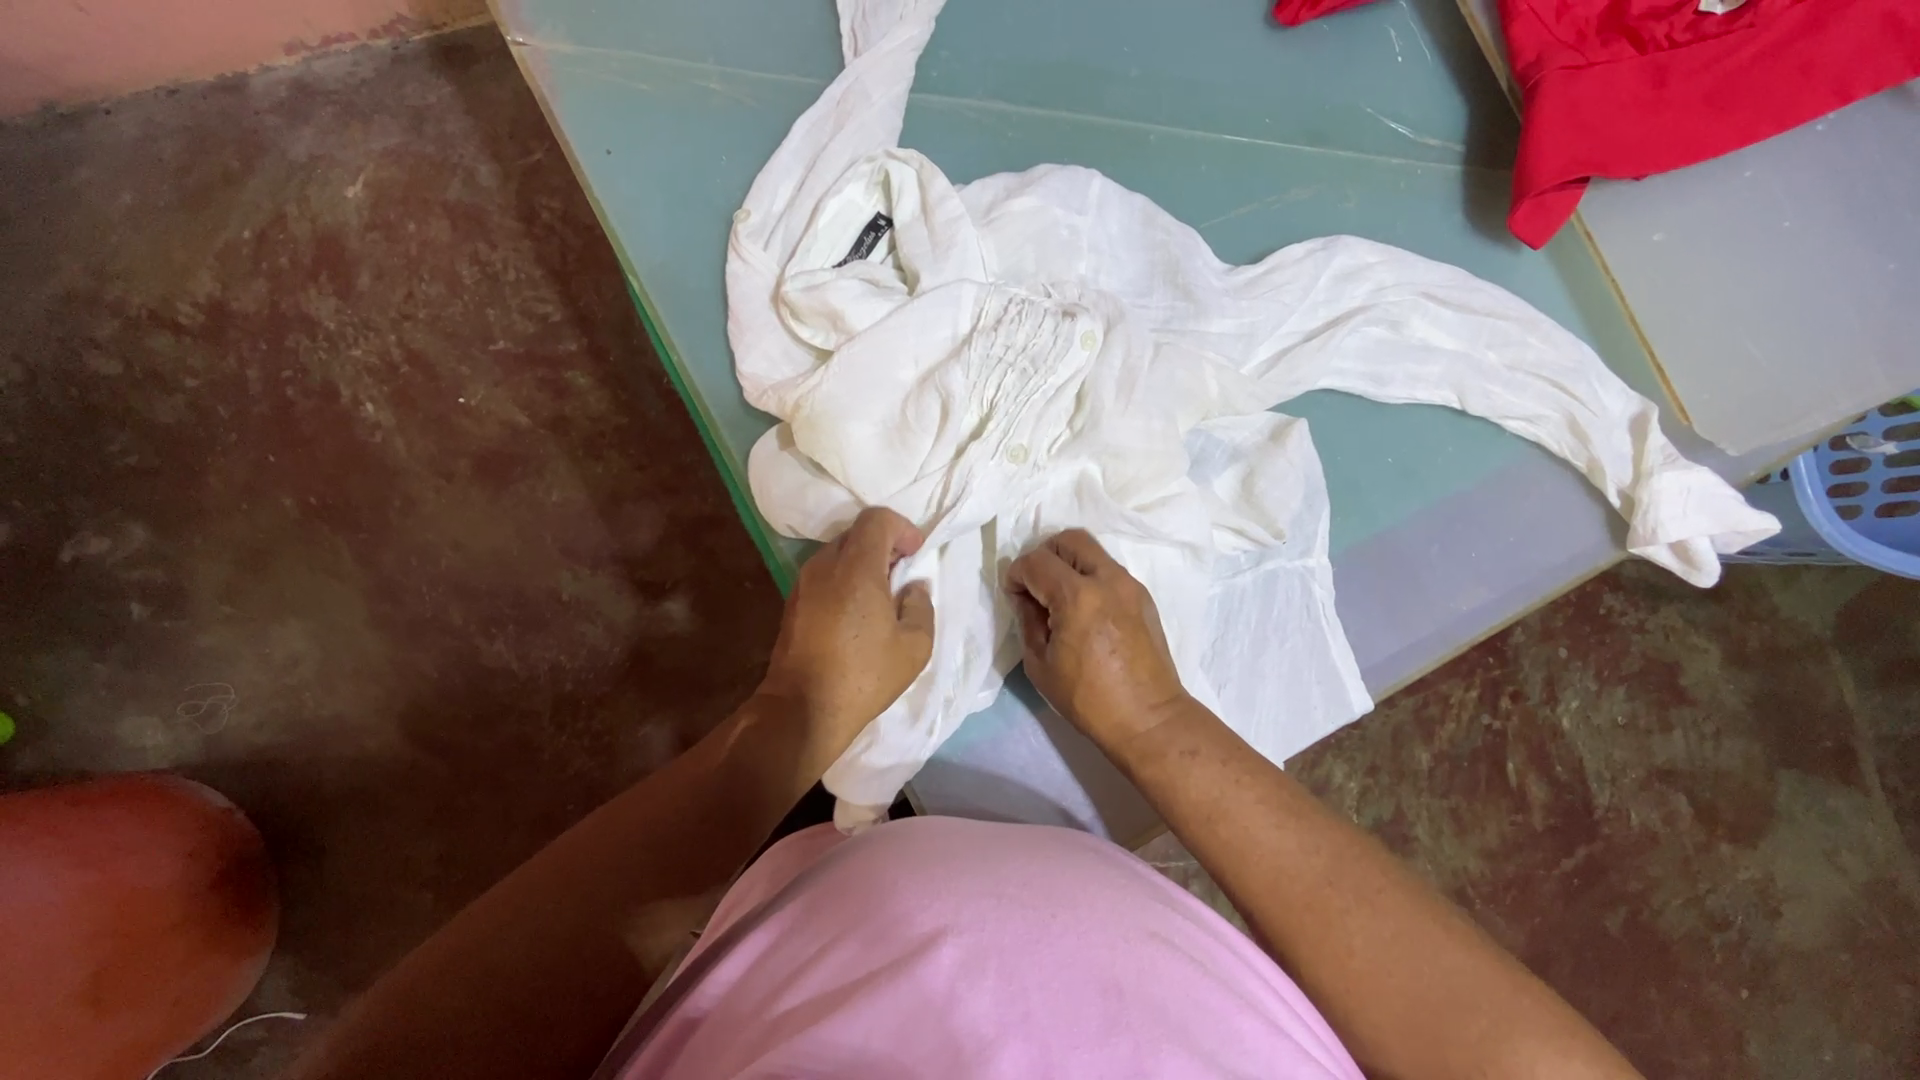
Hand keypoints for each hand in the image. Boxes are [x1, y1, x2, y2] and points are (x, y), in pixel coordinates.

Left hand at [756, 507, 934, 772]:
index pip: (876, 519)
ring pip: (837, 554)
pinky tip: (856, 615)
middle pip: (856, 534)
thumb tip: (913, 588)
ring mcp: (803, 584)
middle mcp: (824, 566)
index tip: (916, 554)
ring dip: (862, 564)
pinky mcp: (792, 604)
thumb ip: (921, 607)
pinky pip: (824, 576)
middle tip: (902, 575)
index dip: (902, 528)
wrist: (802, 710)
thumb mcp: (914, 646)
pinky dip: (844, 580)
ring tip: (881, 598)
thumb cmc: (864, 676)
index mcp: (856, 568)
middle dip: (883, 545)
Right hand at [1005, 529, 1193, 753]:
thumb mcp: (1040, 664)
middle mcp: (1108, 580)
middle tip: (1036, 586)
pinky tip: (1084, 611)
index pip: (1036, 561)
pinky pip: (1109, 571)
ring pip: (1092, 551)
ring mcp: (1130, 585)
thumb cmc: (1087, 699)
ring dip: (1069, 565)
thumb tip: (1024, 597)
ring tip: (1060, 599)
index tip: (1014, 596)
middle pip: (1069, 540)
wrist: (1148, 718)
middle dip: (1044, 556)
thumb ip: (1028, 620)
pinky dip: (1090, 577)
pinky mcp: (1143, 597)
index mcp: (1078, 597)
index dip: (1016, 575)